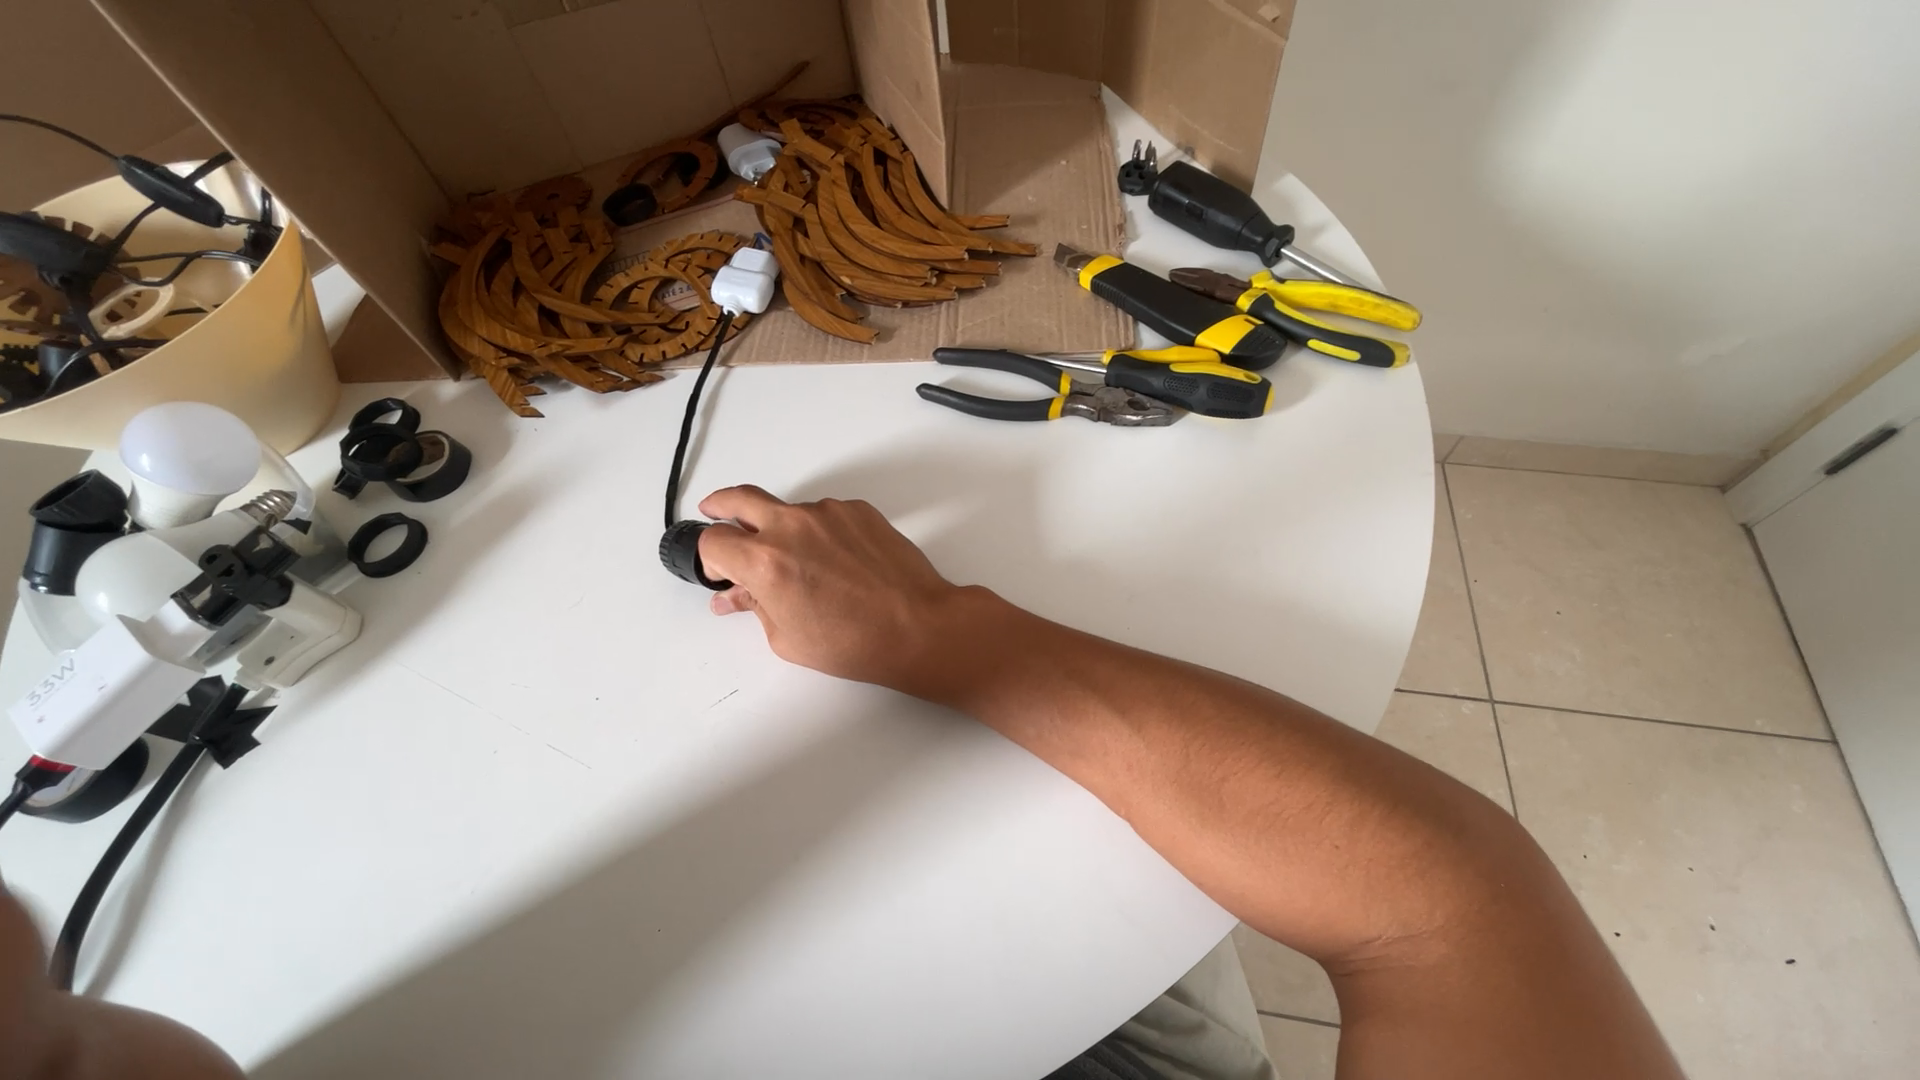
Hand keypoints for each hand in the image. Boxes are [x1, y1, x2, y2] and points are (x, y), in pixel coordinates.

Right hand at [695, 486, 1003, 698]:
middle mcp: (791, 526)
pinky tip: (834, 561)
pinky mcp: (858, 510)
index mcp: (765, 561)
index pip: (713, 540)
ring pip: (788, 509)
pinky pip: (826, 514)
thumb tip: (731, 596)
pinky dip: (820, 531)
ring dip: (781, 527)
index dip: (710, 557)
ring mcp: (828, 513)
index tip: (719, 569)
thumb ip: (753, 606)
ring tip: (800, 562)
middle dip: (720, 507)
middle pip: (737, 499)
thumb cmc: (854, 641)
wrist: (917, 626)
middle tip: (715, 514)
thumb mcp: (787, 636)